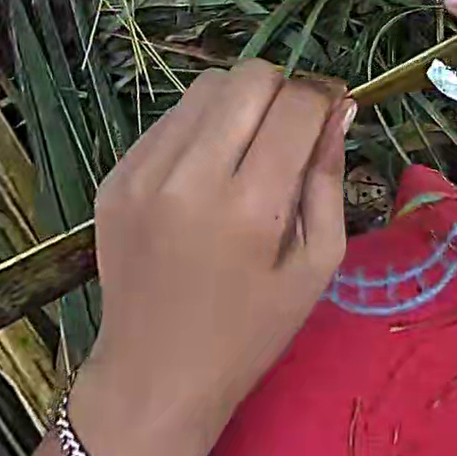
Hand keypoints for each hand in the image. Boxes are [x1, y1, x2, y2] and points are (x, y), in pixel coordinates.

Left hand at [67, 61, 354, 455]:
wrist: (153, 378)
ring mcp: (144, 173)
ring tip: (246, 146)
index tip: (329, 111)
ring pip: (209, 85)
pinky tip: (207, 167)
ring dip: (240, 102)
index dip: (323, 97)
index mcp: (251, 207)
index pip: (297, 103)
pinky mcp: (116, 176)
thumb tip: (339, 107)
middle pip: (250, 77)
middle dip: (282, 90)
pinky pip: (173, 116)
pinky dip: (202, 124)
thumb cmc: (252, 328)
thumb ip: (329, 177)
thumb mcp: (317, 262)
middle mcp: (192, 178)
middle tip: (288, 128)